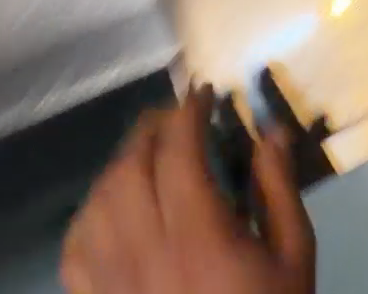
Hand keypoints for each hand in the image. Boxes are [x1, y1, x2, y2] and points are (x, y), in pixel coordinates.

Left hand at [62, 88, 315, 293]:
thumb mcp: (294, 249)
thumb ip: (278, 187)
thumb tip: (270, 130)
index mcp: (199, 236)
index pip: (178, 157)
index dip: (187, 115)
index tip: (202, 92)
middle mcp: (145, 254)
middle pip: (129, 172)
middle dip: (151, 130)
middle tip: (178, 111)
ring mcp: (112, 283)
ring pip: (96, 205)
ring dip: (120, 164)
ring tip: (148, 147)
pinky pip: (74, 249)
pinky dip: (88, 212)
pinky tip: (109, 200)